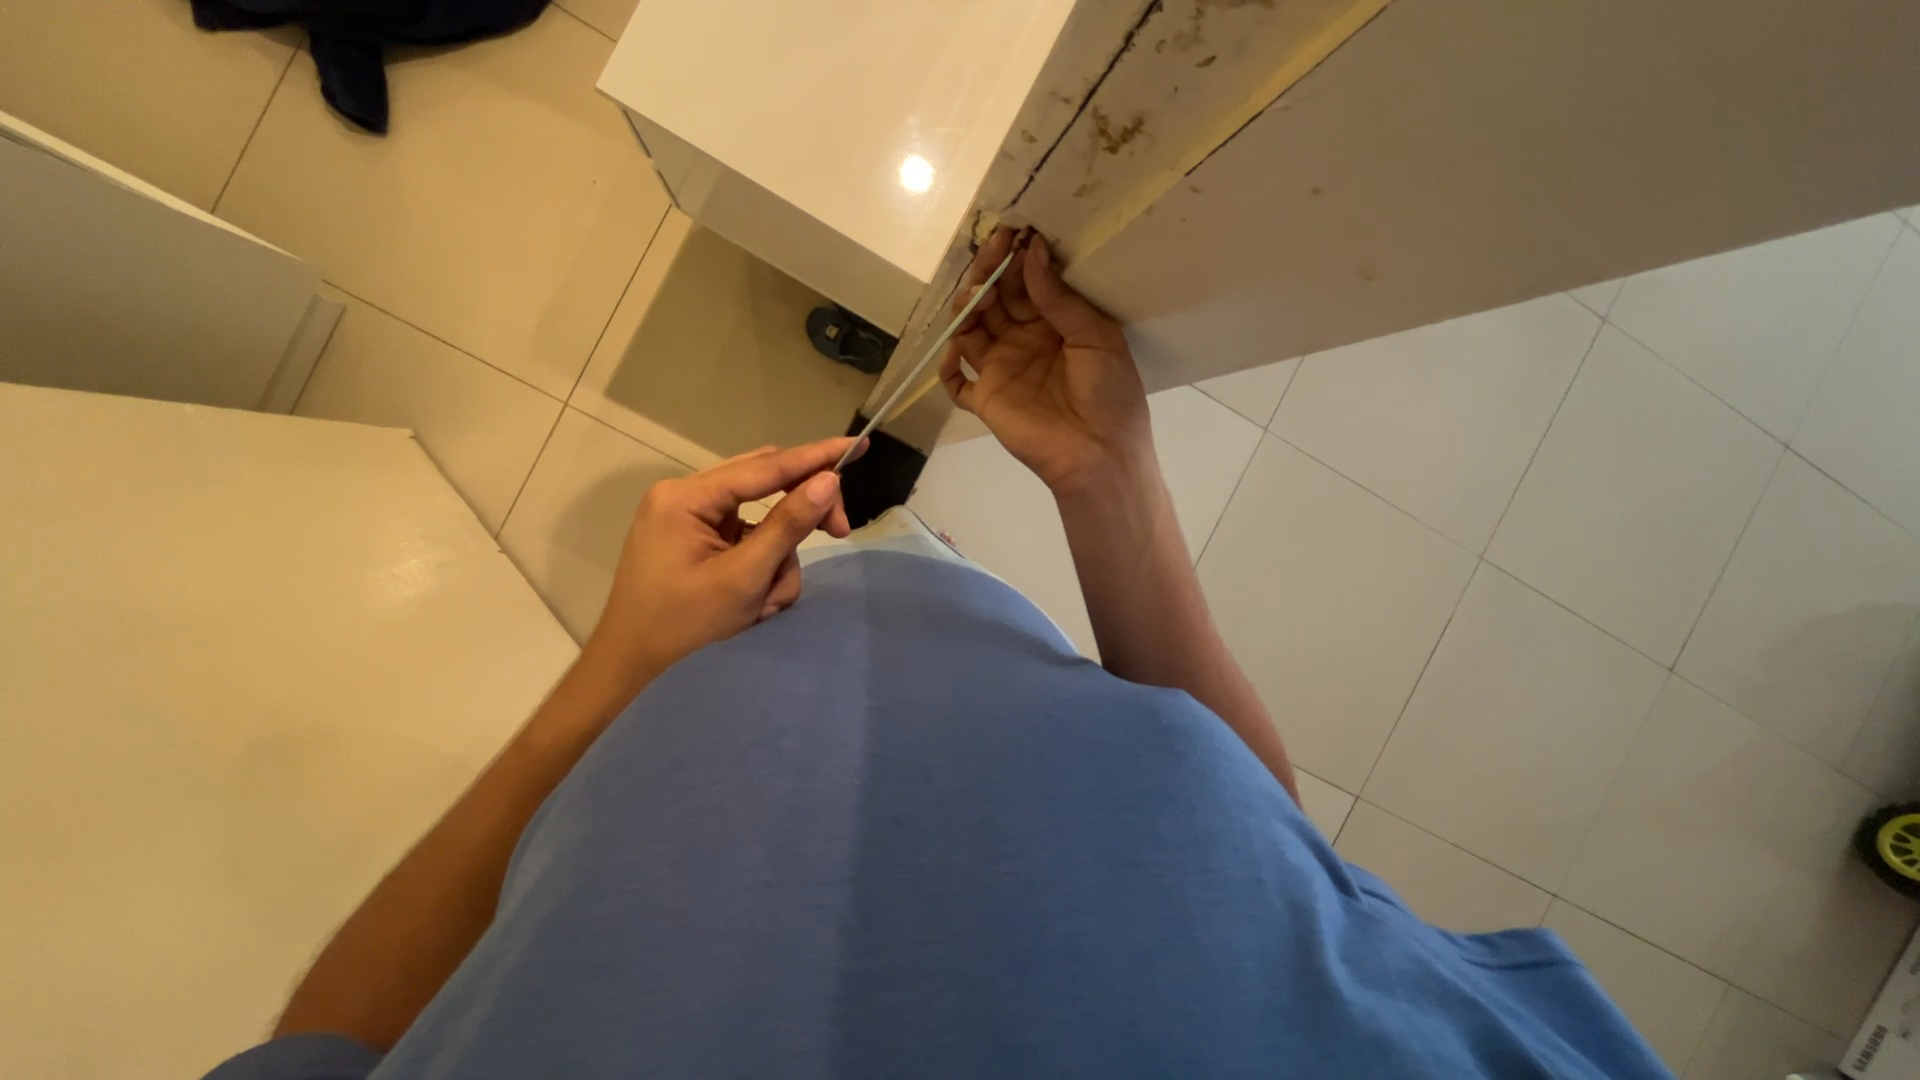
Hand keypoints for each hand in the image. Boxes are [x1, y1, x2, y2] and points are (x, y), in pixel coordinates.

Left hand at [583, 438, 859, 682]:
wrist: (631, 661)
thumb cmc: (684, 622)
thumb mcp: (744, 577)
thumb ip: (788, 525)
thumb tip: (828, 481)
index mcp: (686, 497)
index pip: (766, 467)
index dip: (815, 456)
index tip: (857, 445)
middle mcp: (685, 495)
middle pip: (765, 483)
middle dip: (801, 516)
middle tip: (840, 533)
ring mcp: (689, 516)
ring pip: (761, 516)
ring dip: (779, 554)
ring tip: (770, 599)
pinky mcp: (696, 537)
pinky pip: (746, 536)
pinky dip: (763, 563)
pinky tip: (760, 597)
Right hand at [938, 226, 1151, 494]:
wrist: (1100, 455)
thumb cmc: (1109, 394)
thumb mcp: (1096, 336)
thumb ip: (1059, 298)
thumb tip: (1032, 252)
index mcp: (1055, 323)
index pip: (1027, 282)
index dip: (1017, 257)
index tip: (1013, 231)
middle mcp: (1024, 340)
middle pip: (995, 298)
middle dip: (990, 272)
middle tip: (993, 252)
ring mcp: (1001, 369)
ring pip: (970, 328)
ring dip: (968, 306)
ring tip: (980, 295)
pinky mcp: (984, 399)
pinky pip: (954, 379)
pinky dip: (947, 363)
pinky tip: (957, 346)